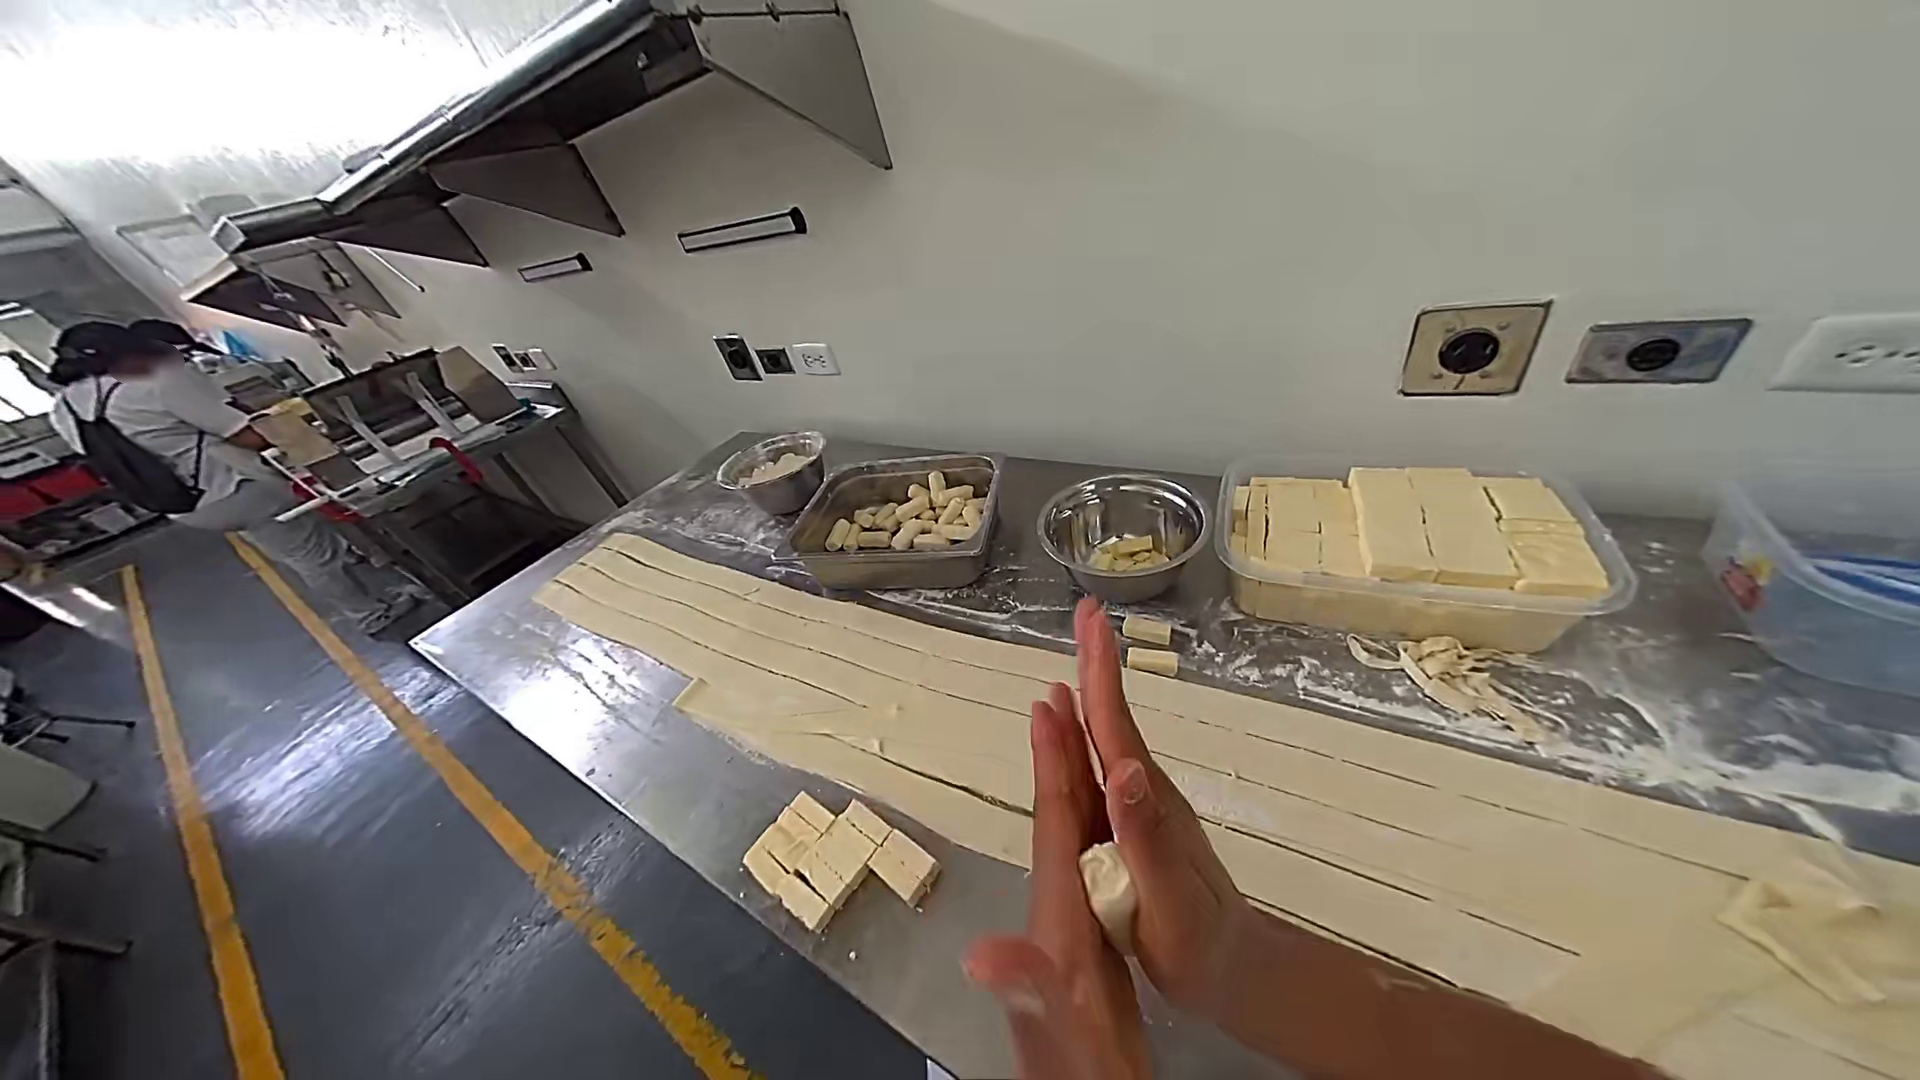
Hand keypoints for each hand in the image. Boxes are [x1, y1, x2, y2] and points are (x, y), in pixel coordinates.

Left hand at [964, 680, 1149, 1079]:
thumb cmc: (1079, 1059)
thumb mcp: (1060, 1027)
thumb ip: (1025, 988)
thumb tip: (979, 956)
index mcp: (1054, 902)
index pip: (1052, 815)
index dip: (1050, 760)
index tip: (1046, 703)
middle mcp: (1055, 892)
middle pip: (1057, 805)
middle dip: (1057, 746)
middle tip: (1057, 691)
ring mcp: (1071, 904)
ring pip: (1072, 820)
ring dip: (1073, 768)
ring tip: (1076, 726)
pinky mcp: (1091, 921)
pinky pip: (1091, 846)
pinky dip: (1095, 809)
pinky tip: (1102, 800)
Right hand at [1071, 596, 1258, 1021]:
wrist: (1237, 970)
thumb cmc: (1200, 945)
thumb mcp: (1171, 902)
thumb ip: (1146, 838)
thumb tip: (1122, 768)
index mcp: (1143, 797)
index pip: (1114, 723)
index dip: (1099, 670)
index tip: (1091, 620)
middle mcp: (1141, 787)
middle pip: (1112, 715)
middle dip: (1097, 661)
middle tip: (1084, 613)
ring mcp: (1140, 801)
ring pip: (1107, 734)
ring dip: (1091, 689)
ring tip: (1071, 658)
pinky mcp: (1134, 818)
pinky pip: (1103, 760)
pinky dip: (1088, 729)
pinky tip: (1077, 724)